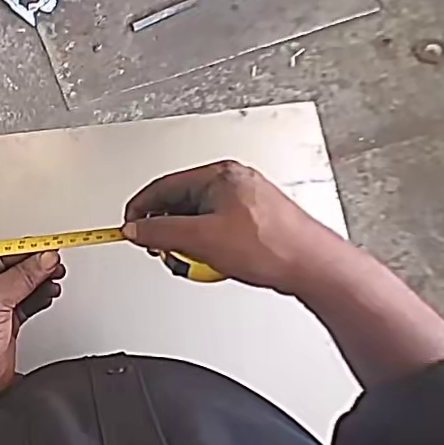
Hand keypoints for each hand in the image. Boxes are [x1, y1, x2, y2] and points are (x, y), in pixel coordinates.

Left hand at [0, 252, 64, 444]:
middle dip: (35, 265)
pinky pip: (25, 303)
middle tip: (55, 262)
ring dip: (39, 281)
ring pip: (20, 286)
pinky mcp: (3, 324)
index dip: (24, 251)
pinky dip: (38, 297)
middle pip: (11, 269)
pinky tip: (49, 291)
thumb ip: (22, 276)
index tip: (47, 247)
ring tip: (56, 275)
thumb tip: (43, 259)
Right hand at [122, 160, 358, 296]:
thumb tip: (135, 229)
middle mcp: (231, 183)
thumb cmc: (274, 246)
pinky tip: (214, 262)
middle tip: (164, 249)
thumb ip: (159, 231)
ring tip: (197, 260)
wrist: (314, 269)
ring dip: (187, 244)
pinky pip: (210, 231)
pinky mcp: (249, 223)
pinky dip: (205, 248)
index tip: (130, 228)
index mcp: (220, 175)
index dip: (140, 210)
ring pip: (193, 221)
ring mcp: (242, 203)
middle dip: (167, 232)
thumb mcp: (201, 239)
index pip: (162, 187)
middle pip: (177, 205)